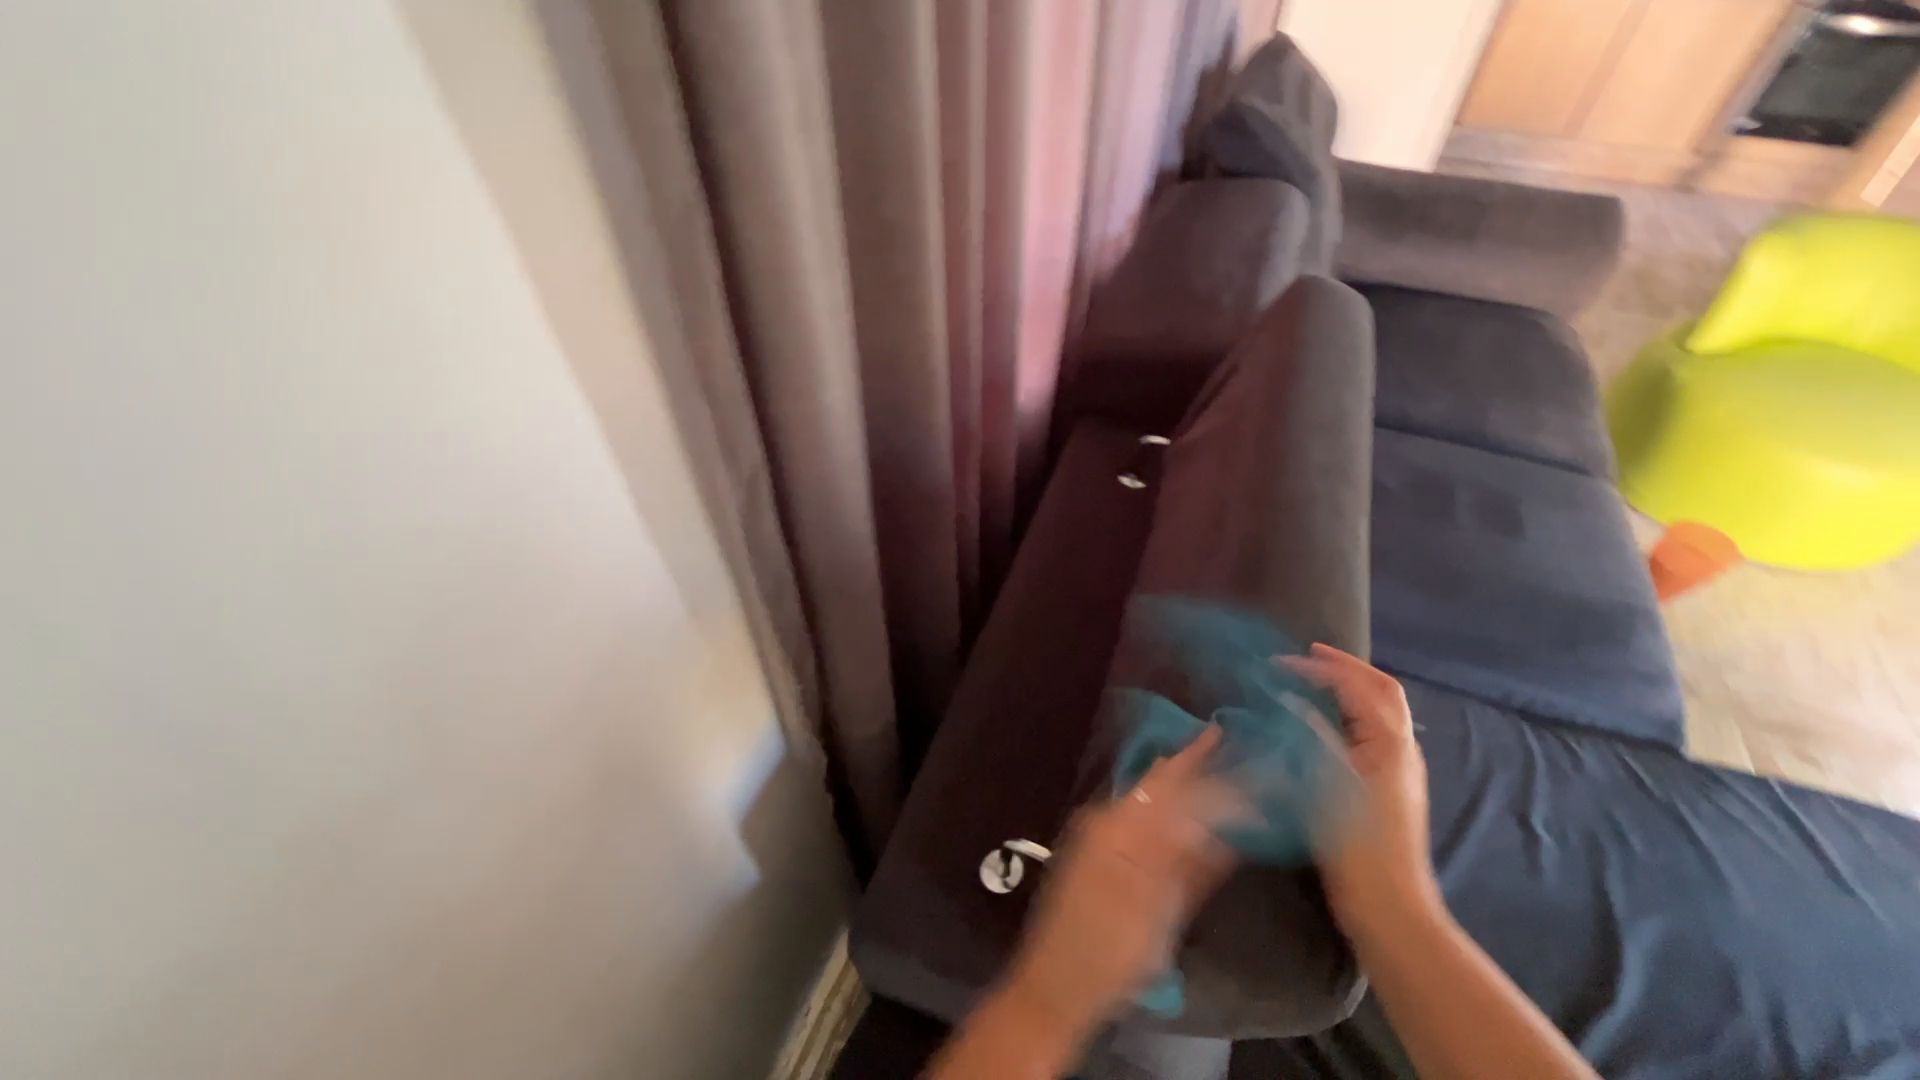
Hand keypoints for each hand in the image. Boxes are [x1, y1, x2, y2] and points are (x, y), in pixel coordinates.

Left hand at [1000, 726, 1241, 1036]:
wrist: (1057, 987)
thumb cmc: (1105, 949)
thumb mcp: (1154, 908)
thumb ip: (1190, 861)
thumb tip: (1230, 817)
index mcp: (1116, 825)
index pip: (1167, 780)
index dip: (1198, 757)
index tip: (1230, 734)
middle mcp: (1108, 824)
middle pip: (1159, 787)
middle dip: (1193, 765)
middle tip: (1228, 741)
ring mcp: (1105, 844)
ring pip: (1152, 805)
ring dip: (1184, 788)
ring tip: (1219, 767)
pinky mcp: (1106, 866)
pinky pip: (1144, 828)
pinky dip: (1172, 819)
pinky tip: (1194, 820)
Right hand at [1281, 644, 1440, 937]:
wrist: (1388, 905)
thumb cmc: (1355, 842)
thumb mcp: (1326, 783)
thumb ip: (1310, 734)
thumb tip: (1289, 699)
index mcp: (1390, 742)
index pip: (1357, 686)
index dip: (1320, 668)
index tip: (1279, 663)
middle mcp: (1402, 749)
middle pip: (1381, 691)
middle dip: (1345, 668)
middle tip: (1308, 655)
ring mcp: (1398, 769)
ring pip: (1379, 712)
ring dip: (1348, 690)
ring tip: (1309, 683)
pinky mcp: (1386, 787)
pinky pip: (1370, 734)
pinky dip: (1346, 716)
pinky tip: (1319, 726)